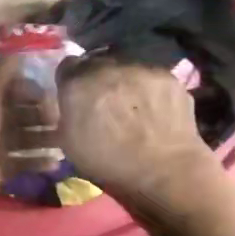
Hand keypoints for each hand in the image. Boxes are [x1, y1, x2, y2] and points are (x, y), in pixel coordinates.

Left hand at [0, 56, 58, 200]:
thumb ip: (2, 73)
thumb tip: (18, 52)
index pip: (14, 92)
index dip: (32, 92)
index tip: (52, 94)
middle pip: (23, 116)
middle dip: (43, 117)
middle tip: (65, 120)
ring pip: (27, 139)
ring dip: (45, 139)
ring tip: (67, 141)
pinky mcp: (2, 167)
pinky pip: (25, 162)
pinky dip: (39, 161)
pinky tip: (56, 162)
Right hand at [58, 59, 217, 202]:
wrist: (164, 171)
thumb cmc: (109, 164)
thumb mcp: (69, 143)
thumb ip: (67, 113)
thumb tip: (73, 104)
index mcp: (76, 84)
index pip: (67, 66)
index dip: (71, 81)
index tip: (77, 96)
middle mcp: (106, 67)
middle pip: (97, 63)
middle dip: (98, 79)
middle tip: (105, 102)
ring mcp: (140, 68)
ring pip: (126, 68)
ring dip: (125, 81)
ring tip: (133, 106)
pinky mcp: (167, 76)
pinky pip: (151, 77)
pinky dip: (150, 89)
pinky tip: (155, 109)